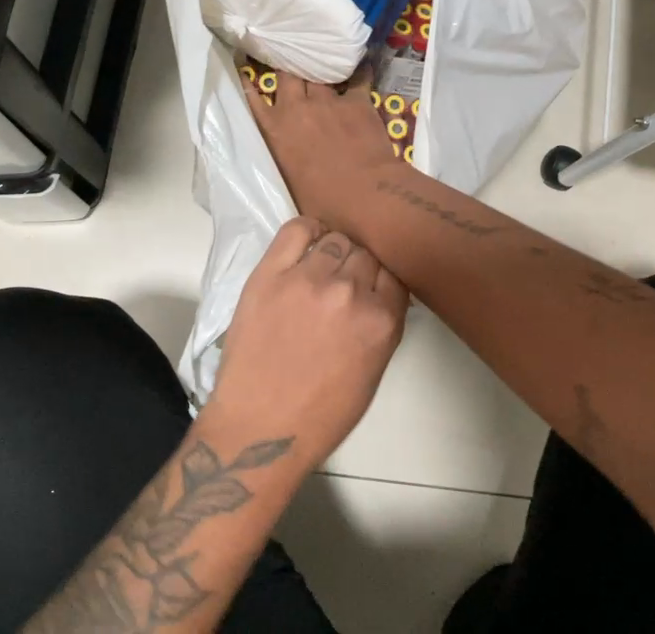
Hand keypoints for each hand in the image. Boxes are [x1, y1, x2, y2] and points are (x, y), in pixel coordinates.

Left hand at [206, 218, 408, 469]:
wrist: (259, 426)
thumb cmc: (320, 413)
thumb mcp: (372, 372)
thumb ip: (383, 325)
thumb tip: (380, 292)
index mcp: (382, 322)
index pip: (395, 273)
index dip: (382, 278)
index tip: (372, 285)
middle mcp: (349, 293)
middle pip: (366, 253)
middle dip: (359, 266)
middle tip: (343, 283)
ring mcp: (307, 280)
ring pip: (336, 239)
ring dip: (334, 251)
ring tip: (322, 268)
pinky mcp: (269, 274)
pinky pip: (297, 228)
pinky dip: (308, 230)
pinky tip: (307, 243)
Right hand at [245, 70, 413, 235]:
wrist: (366, 196)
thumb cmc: (323, 202)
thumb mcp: (288, 183)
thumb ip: (281, 161)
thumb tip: (284, 161)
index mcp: (275, 131)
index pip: (253, 98)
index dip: (250, 85)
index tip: (248, 75)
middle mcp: (297, 108)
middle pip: (287, 74)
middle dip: (289, 72)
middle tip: (294, 73)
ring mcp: (328, 101)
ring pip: (319, 74)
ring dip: (319, 74)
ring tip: (324, 70)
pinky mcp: (357, 101)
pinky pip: (358, 78)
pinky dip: (359, 73)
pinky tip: (360, 68)